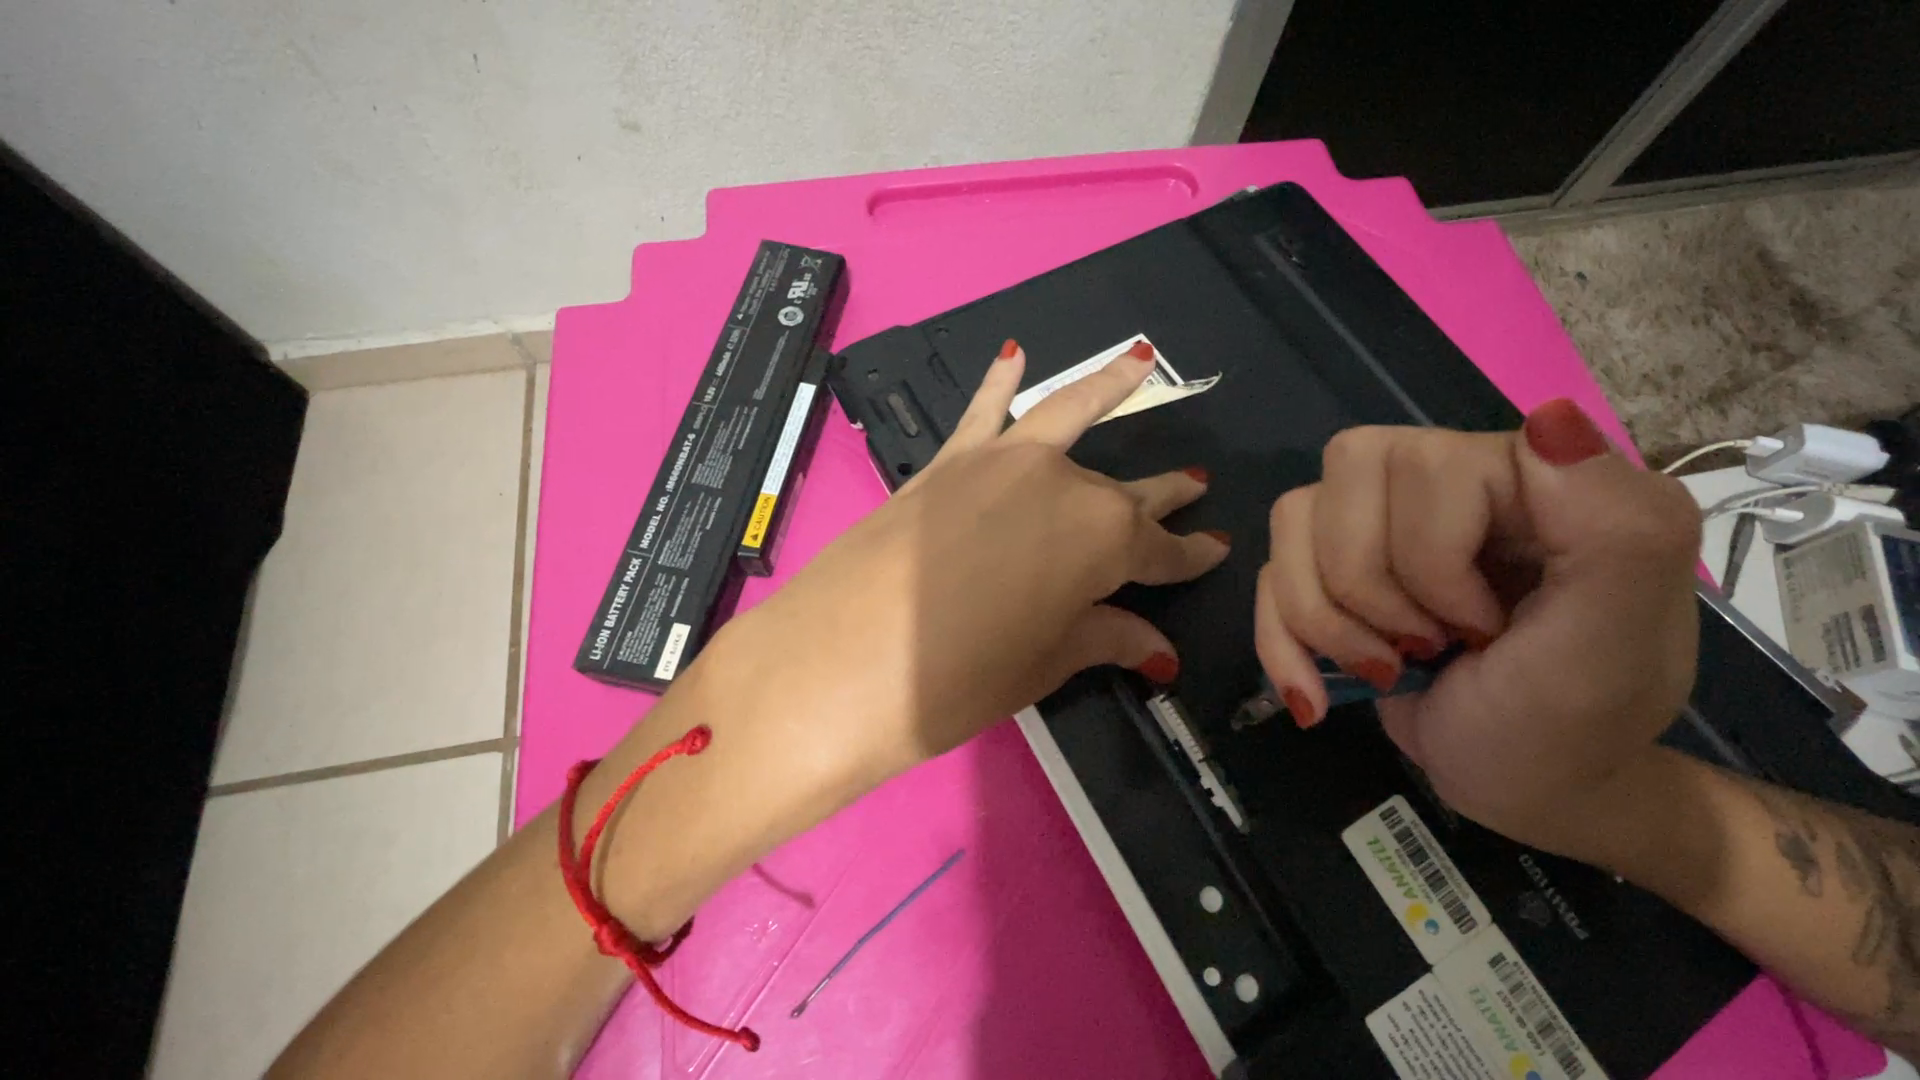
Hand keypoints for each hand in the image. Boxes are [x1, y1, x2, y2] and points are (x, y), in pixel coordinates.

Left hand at [701, 338, 1230, 785]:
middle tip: (1195, 488)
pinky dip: (1000, 382)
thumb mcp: (1043, 664)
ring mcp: (998, 465)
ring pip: (1066, 418)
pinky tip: (1014, 354)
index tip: (1215, 551)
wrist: (836, 665)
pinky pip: (982, 413)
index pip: (1158, 549)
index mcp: (1101, 540)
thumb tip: (1158, 649)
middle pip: (1121, 491)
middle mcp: (1060, 485)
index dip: (1188, 557)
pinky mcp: (945, 465)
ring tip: (1141, 360)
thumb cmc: (955, 682)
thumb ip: (1104, 638)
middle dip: (1162, 494)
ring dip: (1108, 388)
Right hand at [1253, 400, 1701, 853]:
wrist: (1516, 785)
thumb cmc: (1571, 724)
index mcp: (1529, 475)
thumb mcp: (1618, 642)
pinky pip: (1264, 569)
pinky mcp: (1328, 561)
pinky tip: (1316, 690)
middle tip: (1427, 649)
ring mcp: (1379, 519)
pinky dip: (1281, 642)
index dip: (1430, 561)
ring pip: (1291, 516)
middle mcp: (1447, 478)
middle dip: (1369, 590)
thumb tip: (1552, 417)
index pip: (1424, 465)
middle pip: (1343, 478)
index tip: (1483, 632)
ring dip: (1322, 618)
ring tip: (1384, 669)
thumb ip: (1621, 530)